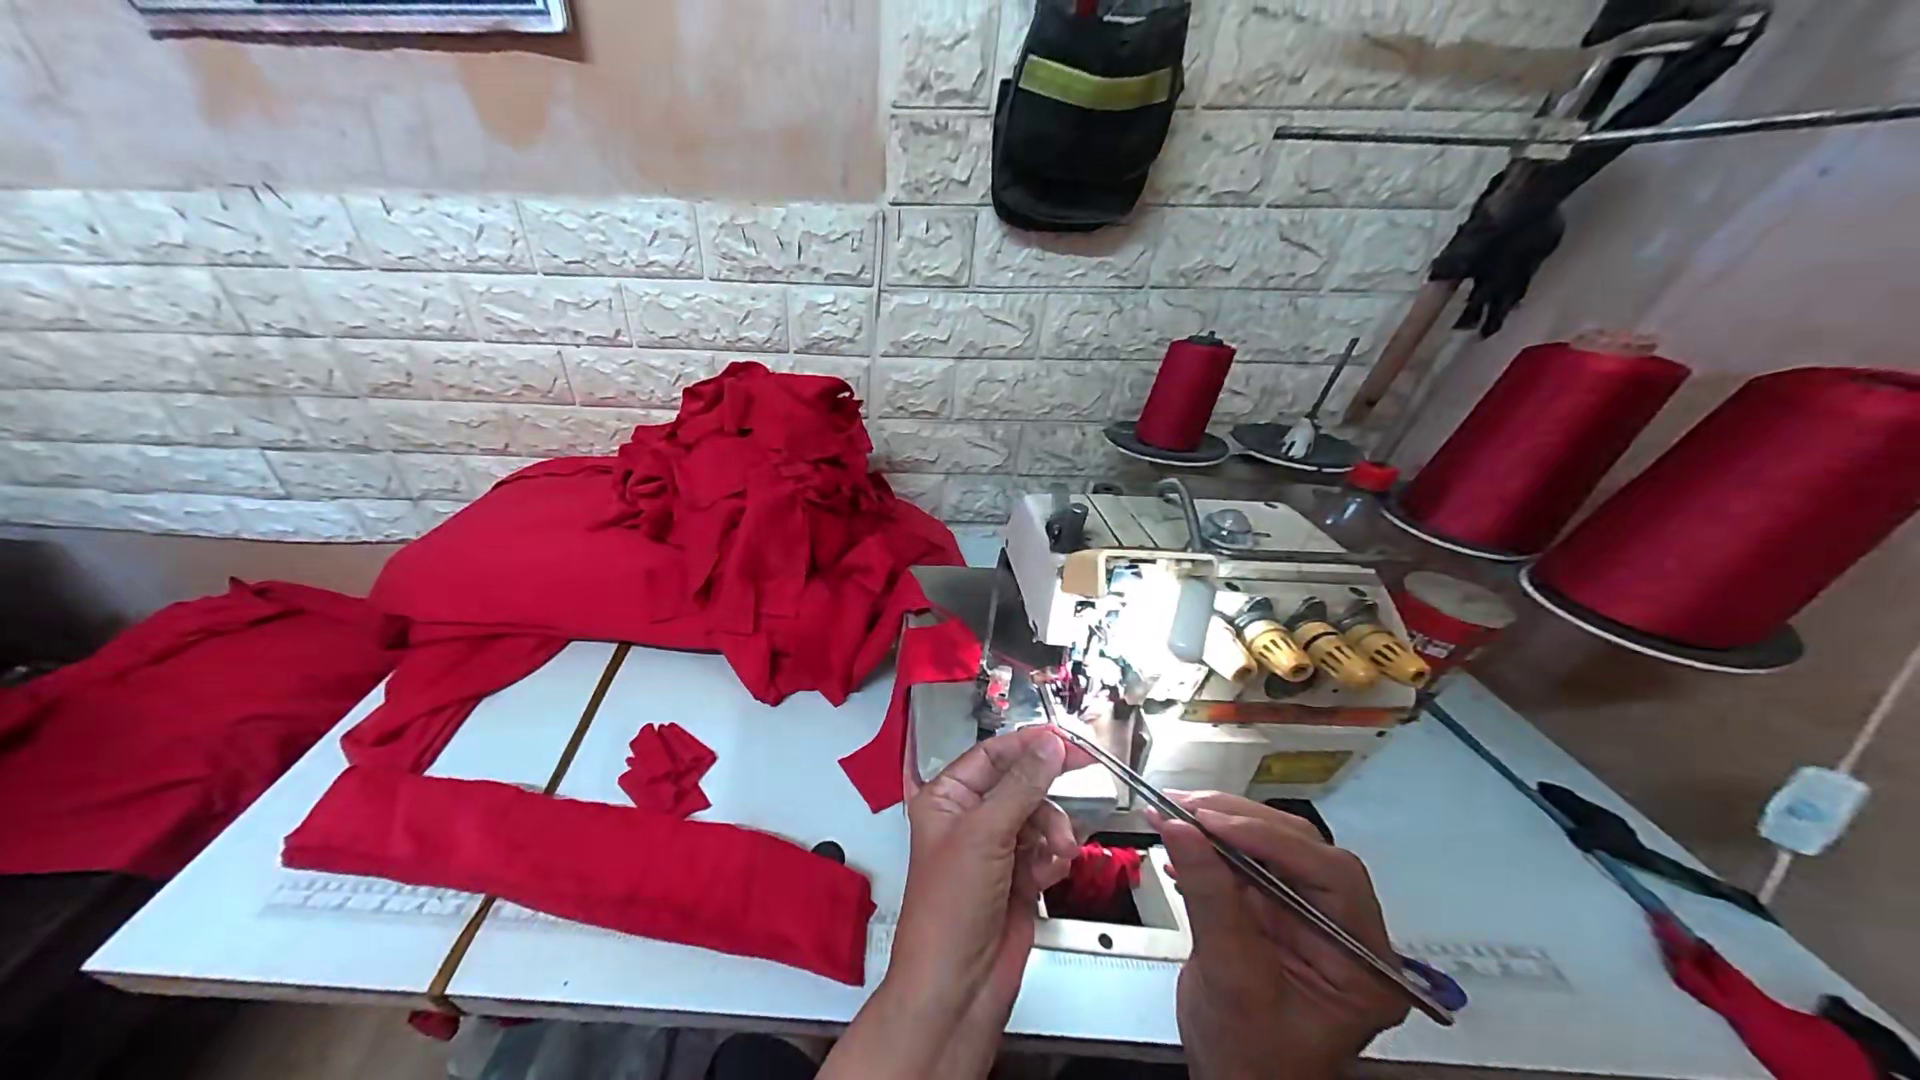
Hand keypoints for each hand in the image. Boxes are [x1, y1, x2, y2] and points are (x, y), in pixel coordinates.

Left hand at [822, 726, 1084, 1079]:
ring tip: (1057, 850)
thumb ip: (1021, 786)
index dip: (1027, 745)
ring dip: (1054, 831)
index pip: (991, 755)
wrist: (958, 988)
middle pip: (1021, 784)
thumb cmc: (946, 913)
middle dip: (1045, 794)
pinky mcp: (1018, 877)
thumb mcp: (985, 835)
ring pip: (1039, 817)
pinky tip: (1049, 872)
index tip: (1062, 739)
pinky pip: (1047, 849)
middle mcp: (970, 820)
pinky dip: (1053, 857)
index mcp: (946, 799)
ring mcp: (995, 850)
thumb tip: (1046, 747)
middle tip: (1077, 777)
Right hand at [1156, 793, 1408, 1079]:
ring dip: (1216, 826)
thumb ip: (1210, 898)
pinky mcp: (1272, 907)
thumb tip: (1181, 829)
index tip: (1212, 823)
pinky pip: (1243, 861)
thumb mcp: (1231, 979)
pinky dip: (1207, 847)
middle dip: (1237, 822)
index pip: (1331, 875)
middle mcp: (1342, 930)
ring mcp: (1306, 915)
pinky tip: (1179, 843)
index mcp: (1361, 961)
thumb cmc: (1250, 1059)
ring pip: (1268, 846)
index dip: (1271, 840)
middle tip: (1185, 808)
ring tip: (1172, 814)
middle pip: (1299, 850)